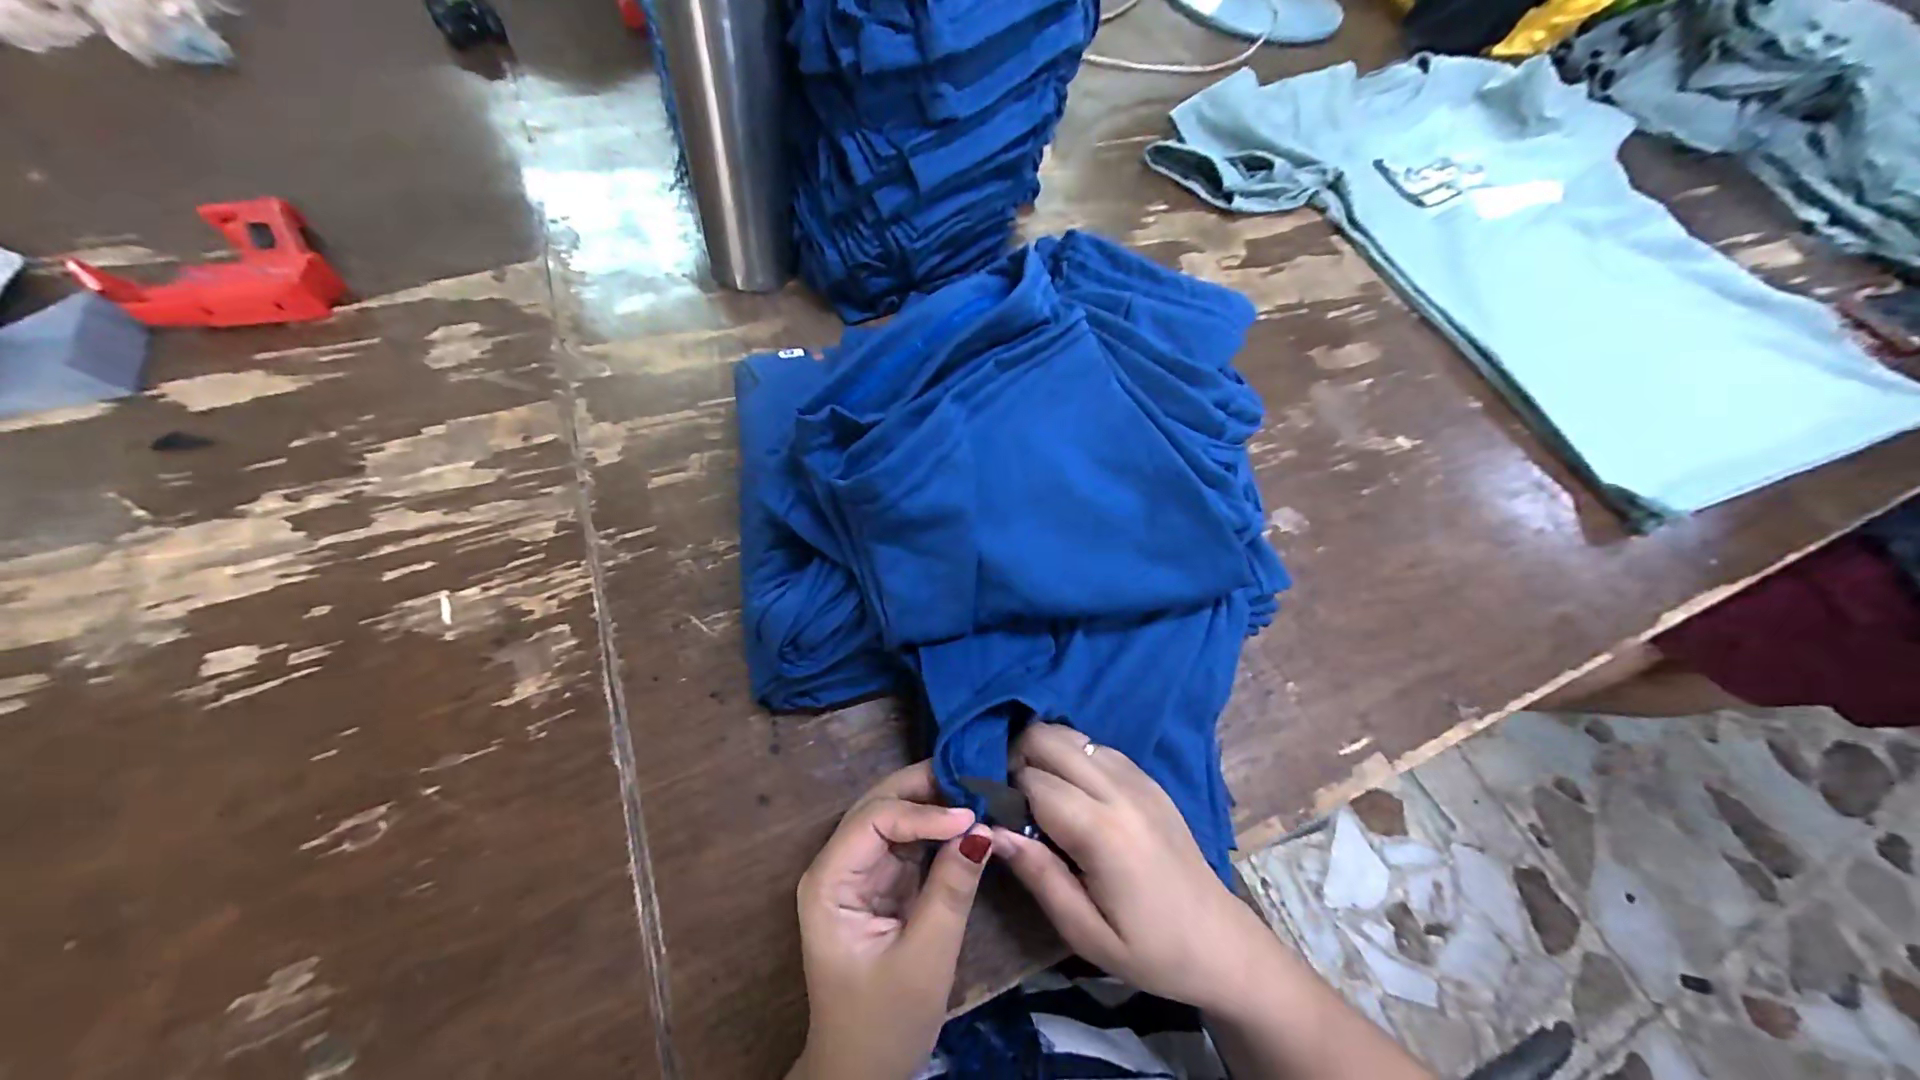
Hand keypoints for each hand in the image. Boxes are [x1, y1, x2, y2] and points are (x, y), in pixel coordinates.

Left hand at [789, 761, 992, 1079]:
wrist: (863, 1071)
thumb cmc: (884, 1022)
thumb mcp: (924, 959)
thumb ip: (951, 890)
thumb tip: (983, 829)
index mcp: (829, 882)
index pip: (873, 820)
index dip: (922, 812)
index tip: (970, 816)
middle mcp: (839, 865)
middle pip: (879, 805)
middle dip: (925, 786)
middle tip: (975, 775)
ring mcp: (862, 871)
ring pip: (895, 814)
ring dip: (934, 800)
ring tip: (977, 787)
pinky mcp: (884, 881)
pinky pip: (910, 839)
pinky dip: (939, 826)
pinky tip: (966, 816)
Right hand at [993, 723, 1282, 1013]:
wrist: (1221, 943)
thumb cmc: (1150, 950)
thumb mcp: (1085, 932)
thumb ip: (1038, 875)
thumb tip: (992, 830)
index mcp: (1102, 831)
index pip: (1032, 780)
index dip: (1005, 793)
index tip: (999, 817)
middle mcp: (1120, 791)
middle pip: (1049, 738)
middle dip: (1018, 756)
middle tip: (1014, 797)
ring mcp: (1139, 778)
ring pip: (1072, 734)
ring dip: (1045, 751)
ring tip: (1040, 791)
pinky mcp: (1150, 778)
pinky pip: (1097, 746)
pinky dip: (1073, 754)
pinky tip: (1072, 789)